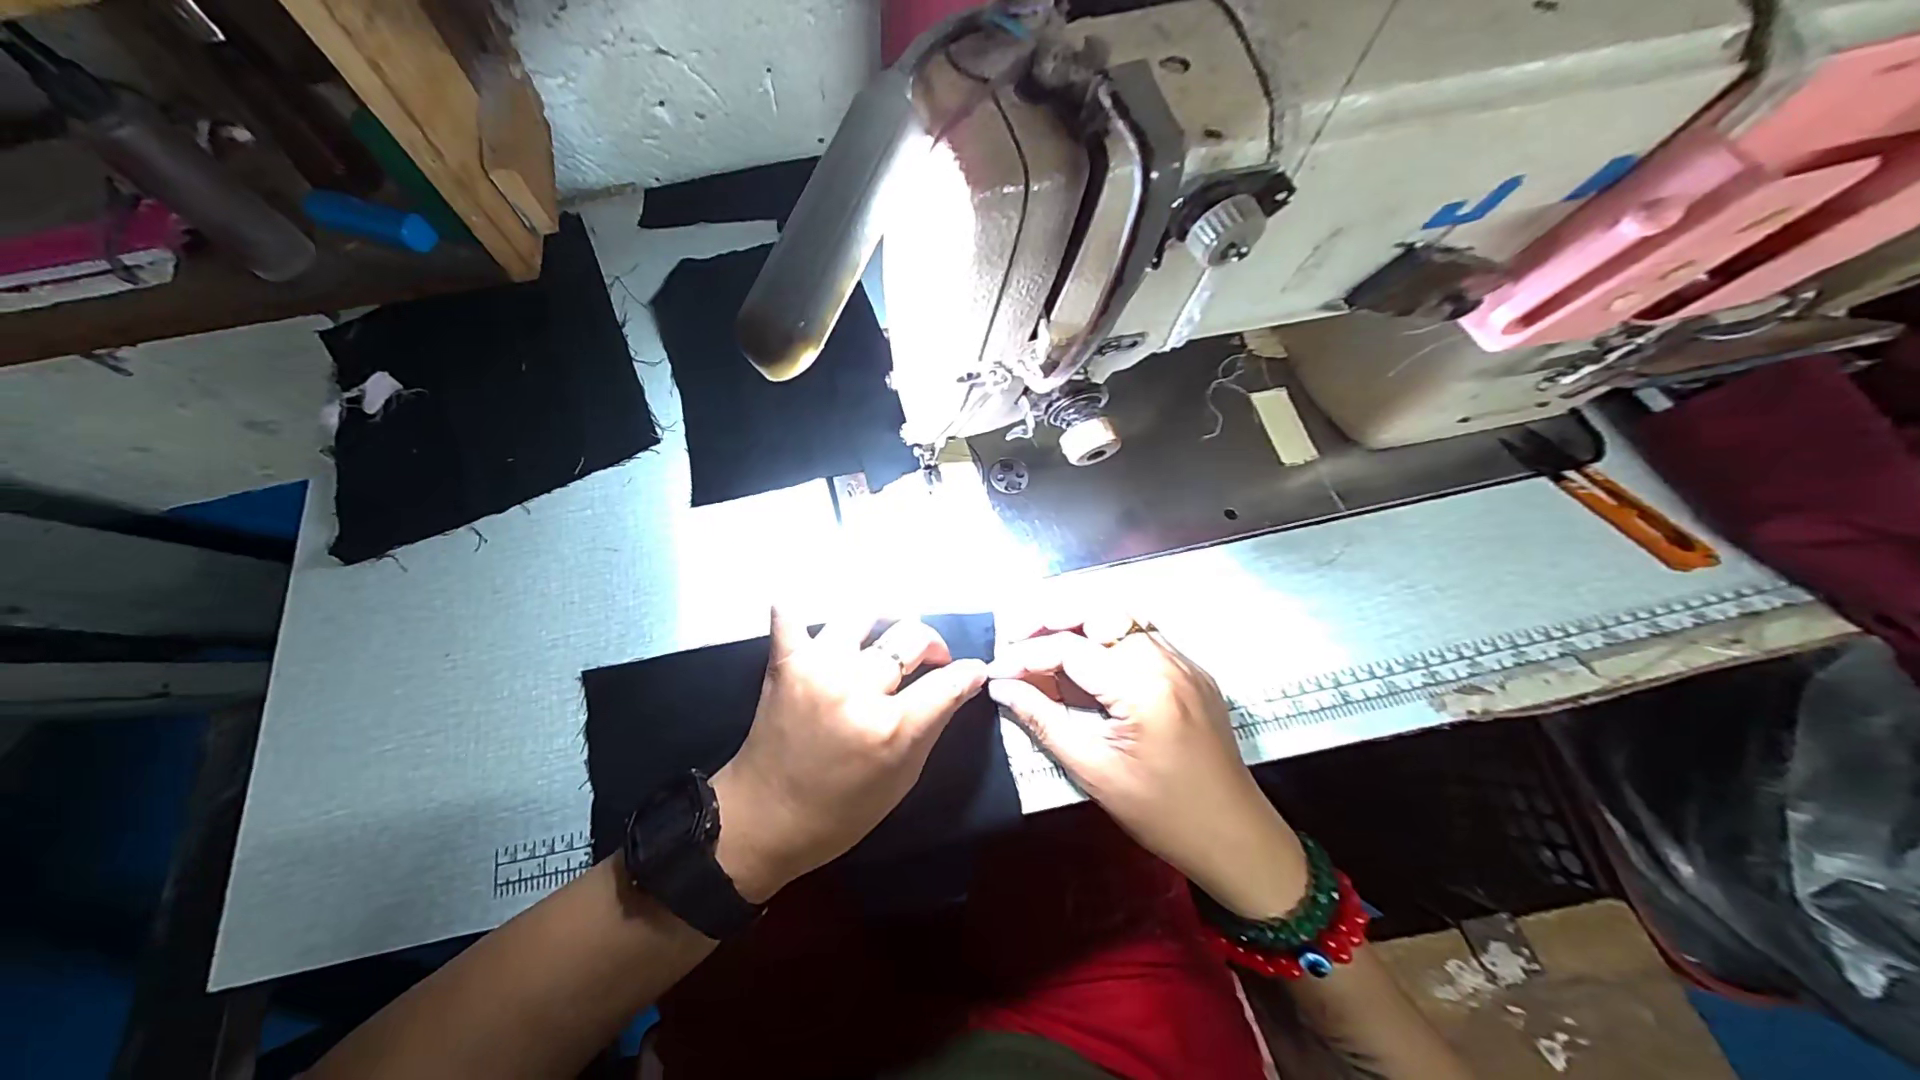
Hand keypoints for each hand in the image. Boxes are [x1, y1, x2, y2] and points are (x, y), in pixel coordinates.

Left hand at [709, 608, 987, 901]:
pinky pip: (792, 615)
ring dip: (884, 624)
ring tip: (885, 640)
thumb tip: (965, 682)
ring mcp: (817, 669)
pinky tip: (820, 620)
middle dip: (932, 646)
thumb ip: (935, 723)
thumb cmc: (842, 811)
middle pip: (911, 638)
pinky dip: (803, 610)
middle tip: (931, 659)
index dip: (969, 672)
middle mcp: (856, 689)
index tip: (973, 670)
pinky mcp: (784, 662)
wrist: (764, 820)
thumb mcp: (903, 778)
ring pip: (865, 614)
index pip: (948, 681)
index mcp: (891, 728)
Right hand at [986, 608, 1308, 918]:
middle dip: (1053, 619)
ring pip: (1125, 618)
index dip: (1026, 655)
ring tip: (1045, 642)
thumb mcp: (1094, 771)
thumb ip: (1044, 721)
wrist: (1236, 837)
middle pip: (1100, 613)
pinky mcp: (1193, 672)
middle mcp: (1168, 661)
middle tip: (1016, 637)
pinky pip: (1145, 635)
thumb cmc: (1162, 814)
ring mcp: (1185, 663)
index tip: (997, 670)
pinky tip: (1088, 656)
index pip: (1071, 648)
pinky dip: (1109, 635)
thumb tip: (1003, 688)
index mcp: (1144, 687)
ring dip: (1081, 622)